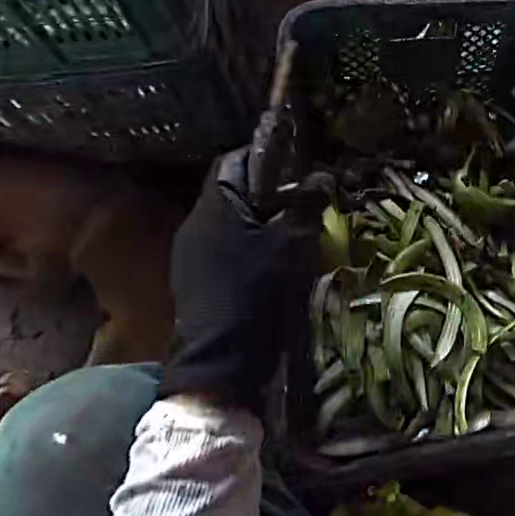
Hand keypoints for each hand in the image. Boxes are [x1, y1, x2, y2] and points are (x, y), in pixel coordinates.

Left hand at [161, 147, 323, 410]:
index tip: (296, 162)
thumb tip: (323, 178)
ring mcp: (191, 253)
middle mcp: (196, 223)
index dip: (265, 154)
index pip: (235, 160)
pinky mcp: (194, 278)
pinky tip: (270, 257)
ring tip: (290, 225)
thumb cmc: (258, 290)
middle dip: (266, 187)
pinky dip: (249, 241)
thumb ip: (307, 205)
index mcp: (215, 206)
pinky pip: (224, 244)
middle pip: (232, 188)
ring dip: (258, 215)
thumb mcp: (293, 243)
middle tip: (300, 195)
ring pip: (229, 218)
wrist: (222, 360)